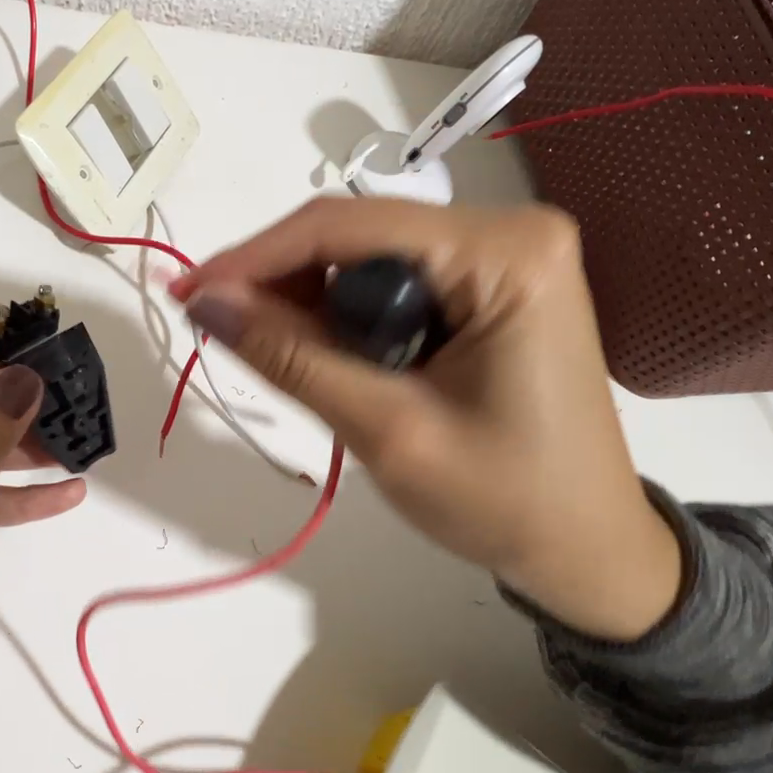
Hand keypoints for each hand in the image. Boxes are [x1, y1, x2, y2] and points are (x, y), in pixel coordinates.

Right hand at [172, 199, 678, 640]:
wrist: (585, 547)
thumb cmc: (502, 500)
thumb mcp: (386, 429)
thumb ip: (291, 358)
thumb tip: (205, 302)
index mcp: (504, 253)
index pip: (348, 226)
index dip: (255, 257)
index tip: (187, 294)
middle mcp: (508, 232)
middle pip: (357, 235)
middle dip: (284, 285)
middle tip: (226, 337)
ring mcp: (504, 257)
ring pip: (367, 259)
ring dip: (312, 306)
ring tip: (283, 362)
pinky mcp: (492, 286)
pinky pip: (393, 282)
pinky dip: (347, 319)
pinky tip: (331, 360)